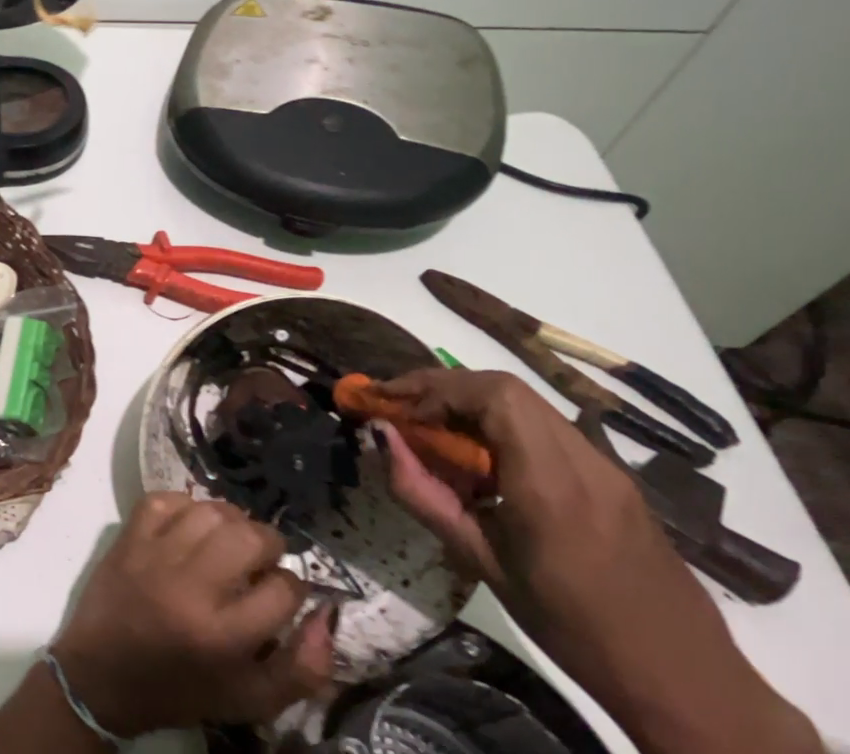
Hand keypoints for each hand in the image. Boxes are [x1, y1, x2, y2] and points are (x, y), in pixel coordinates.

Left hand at [49, 492, 332, 736]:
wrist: (101, 677)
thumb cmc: (180, 691)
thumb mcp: (250, 699)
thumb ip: (302, 668)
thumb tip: (326, 614)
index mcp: (224, 636)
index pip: (284, 588)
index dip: (292, 588)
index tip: (280, 594)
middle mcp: (191, 589)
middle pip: (250, 537)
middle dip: (268, 544)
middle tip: (260, 560)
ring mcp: (154, 558)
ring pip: (210, 511)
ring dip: (230, 520)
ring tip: (228, 540)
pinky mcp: (126, 540)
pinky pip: (163, 500)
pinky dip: (184, 506)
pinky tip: (190, 527)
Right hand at [376, 368, 819, 753]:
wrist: (679, 672)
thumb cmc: (568, 624)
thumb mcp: (480, 561)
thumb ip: (423, 493)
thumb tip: (381, 438)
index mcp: (549, 482)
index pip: (492, 394)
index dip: (433, 387)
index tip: (391, 406)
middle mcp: (583, 459)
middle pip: (506, 388)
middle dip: (443, 389)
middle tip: (397, 408)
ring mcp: (606, 466)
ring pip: (527, 405)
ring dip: (470, 405)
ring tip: (427, 431)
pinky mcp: (613, 478)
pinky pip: (547, 430)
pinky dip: (500, 427)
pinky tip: (478, 461)